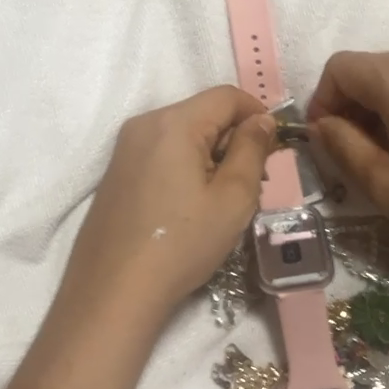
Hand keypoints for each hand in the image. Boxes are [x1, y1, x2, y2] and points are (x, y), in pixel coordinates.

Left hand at [59, 86, 275, 319]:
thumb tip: (261, 121)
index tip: (275, 150)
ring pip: (183, 133)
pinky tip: (191, 206)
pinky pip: (162, 152)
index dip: (257, 114)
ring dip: (211, 153)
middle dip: (234, 138)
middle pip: (203, 112)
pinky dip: (186, 165)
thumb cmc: (181, 244)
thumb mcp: (233, 199)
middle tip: (253, 183)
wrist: (113, 292)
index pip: (226, 96)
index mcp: (173, 122)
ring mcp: (125, 147)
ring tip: (224, 200)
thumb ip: (252, 150)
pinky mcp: (116, 171)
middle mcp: (144, 124)